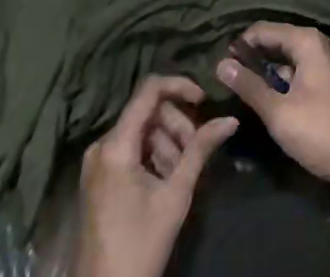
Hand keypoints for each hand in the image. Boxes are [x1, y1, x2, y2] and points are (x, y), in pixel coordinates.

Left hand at [78, 76, 237, 276]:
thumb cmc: (141, 243)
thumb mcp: (176, 194)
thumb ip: (200, 149)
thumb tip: (231, 119)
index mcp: (116, 145)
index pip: (149, 90)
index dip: (180, 86)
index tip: (205, 101)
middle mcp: (102, 145)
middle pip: (148, 112)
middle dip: (177, 124)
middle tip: (197, 150)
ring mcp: (98, 161)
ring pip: (143, 130)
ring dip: (168, 143)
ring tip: (183, 172)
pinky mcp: (100, 176)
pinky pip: (132, 148)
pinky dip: (154, 155)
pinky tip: (168, 179)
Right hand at [216, 23, 329, 192]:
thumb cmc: (320, 132)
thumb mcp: (278, 112)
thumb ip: (249, 86)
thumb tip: (220, 64)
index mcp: (306, 41)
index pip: (262, 30)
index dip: (238, 46)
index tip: (215, 67)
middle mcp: (314, 44)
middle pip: (272, 42)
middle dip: (248, 59)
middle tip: (219, 81)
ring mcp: (319, 63)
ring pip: (280, 60)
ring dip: (259, 73)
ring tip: (232, 92)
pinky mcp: (320, 82)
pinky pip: (291, 73)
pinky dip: (274, 83)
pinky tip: (258, 101)